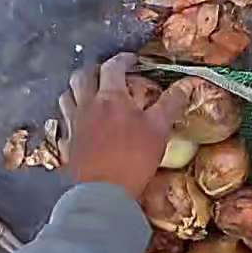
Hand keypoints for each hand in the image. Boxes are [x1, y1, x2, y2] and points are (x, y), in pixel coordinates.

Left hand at [59, 53, 189, 198]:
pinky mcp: (66, 142)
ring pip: (67, 95)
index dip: (124, 59)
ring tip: (93, 93)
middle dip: (96, 70)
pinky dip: (71, 112)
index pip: (113, 66)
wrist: (104, 193)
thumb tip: (187, 83)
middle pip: (82, 75)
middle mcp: (87, 104)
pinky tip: (81, 119)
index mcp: (110, 97)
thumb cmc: (134, 157)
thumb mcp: (159, 128)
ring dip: (79, 88)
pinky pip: (63, 119)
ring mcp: (73, 123)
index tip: (134, 60)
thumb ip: (171, 102)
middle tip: (110, 75)